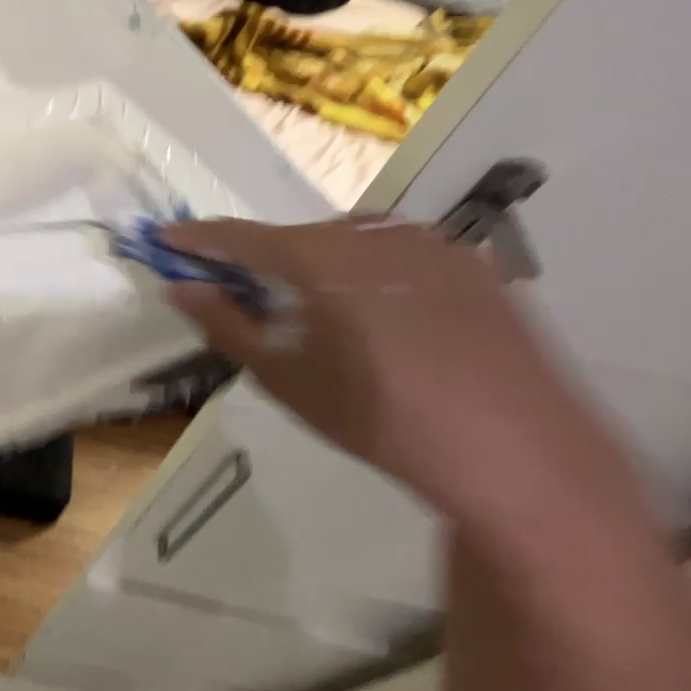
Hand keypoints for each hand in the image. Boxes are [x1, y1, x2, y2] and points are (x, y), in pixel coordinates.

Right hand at [163, 217, 626, 521]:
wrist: (523, 457)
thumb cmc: (384, 422)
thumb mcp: (288, 381)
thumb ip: (227, 325)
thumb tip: (180, 287)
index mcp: (320, 258)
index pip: (239, 236)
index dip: (198, 237)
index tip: (167, 237)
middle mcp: (372, 233)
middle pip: (296, 238)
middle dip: (264, 261)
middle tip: (250, 298)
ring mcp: (429, 242)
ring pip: (348, 242)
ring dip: (320, 266)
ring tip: (326, 317)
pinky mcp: (472, 262)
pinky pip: (397, 253)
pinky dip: (371, 273)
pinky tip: (387, 319)